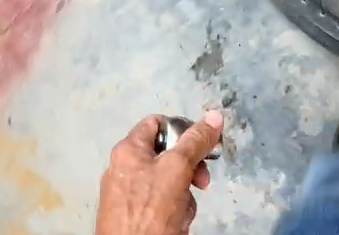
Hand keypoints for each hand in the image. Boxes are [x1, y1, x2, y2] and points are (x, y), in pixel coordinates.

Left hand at [96, 110, 223, 234]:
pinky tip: (177, 225)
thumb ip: (196, 141)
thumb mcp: (178, 168)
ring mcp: (127, 196)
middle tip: (202, 182)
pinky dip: (173, 212)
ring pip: (166, 182)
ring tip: (185, 211)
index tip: (200, 146)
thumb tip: (215, 115)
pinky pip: (159, 205)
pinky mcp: (133, 219)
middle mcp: (123, 169)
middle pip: (166, 154)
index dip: (182, 129)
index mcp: (128, 149)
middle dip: (188, 168)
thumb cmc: (151, 208)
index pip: (158, 122)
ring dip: (184, 194)